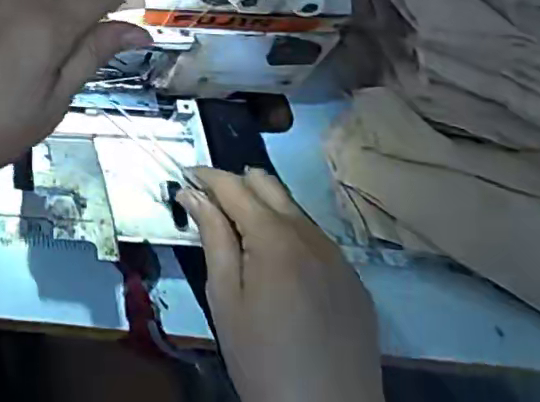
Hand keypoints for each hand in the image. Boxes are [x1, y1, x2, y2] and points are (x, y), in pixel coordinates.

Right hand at [177, 167, 382, 401]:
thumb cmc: (264, 362)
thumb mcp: (225, 299)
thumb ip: (212, 237)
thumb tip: (193, 194)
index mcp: (276, 239)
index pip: (234, 186)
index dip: (206, 176)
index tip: (185, 176)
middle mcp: (311, 237)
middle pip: (268, 185)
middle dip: (235, 184)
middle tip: (208, 202)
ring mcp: (338, 258)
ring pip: (293, 210)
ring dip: (263, 208)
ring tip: (238, 234)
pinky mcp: (354, 282)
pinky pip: (316, 239)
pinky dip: (289, 235)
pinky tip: (276, 265)